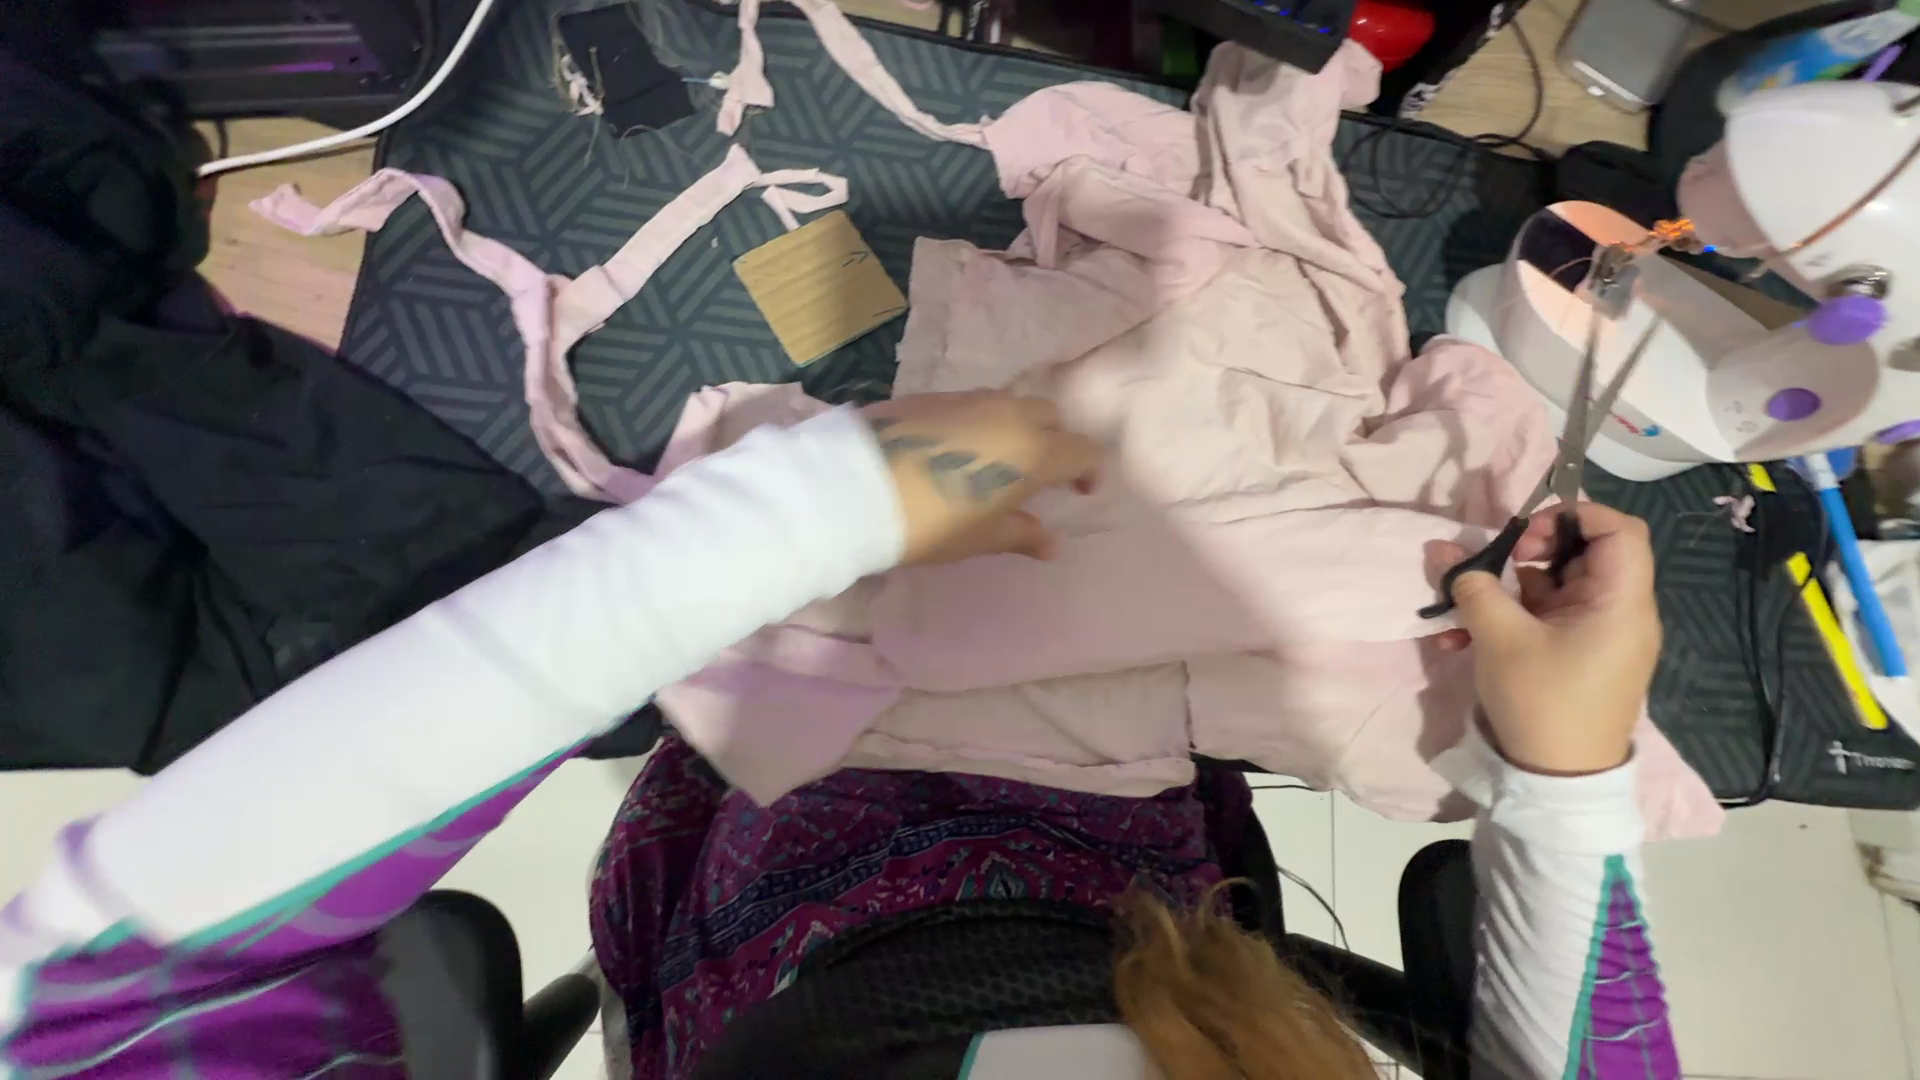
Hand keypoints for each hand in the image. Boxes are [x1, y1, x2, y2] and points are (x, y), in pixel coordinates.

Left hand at [862, 392, 1101, 564]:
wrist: (856, 488)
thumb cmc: (931, 524)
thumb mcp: (980, 537)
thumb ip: (1021, 533)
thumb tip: (1051, 542)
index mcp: (1033, 451)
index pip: (1082, 450)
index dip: (1088, 470)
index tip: (1078, 493)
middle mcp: (1008, 414)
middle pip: (1049, 417)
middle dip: (1054, 441)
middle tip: (1037, 475)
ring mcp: (968, 399)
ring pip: (1010, 404)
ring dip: (1016, 428)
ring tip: (995, 461)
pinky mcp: (931, 396)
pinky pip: (972, 403)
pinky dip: (979, 422)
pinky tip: (956, 449)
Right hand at [1433, 501, 1661, 775]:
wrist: (1557, 775)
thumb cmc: (1541, 699)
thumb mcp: (1499, 638)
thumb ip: (1471, 586)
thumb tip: (1442, 548)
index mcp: (1620, 603)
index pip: (1619, 531)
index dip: (1573, 515)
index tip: (1521, 530)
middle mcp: (1617, 612)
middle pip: (1582, 554)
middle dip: (1527, 550)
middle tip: (1490, 562)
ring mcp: (1594, 633)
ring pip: (1553, 586)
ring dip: (1504, 586)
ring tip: (1461, 600)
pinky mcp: (1573, 652)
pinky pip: (1541, 616)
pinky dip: (1505, 615)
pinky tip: (1461, 635)